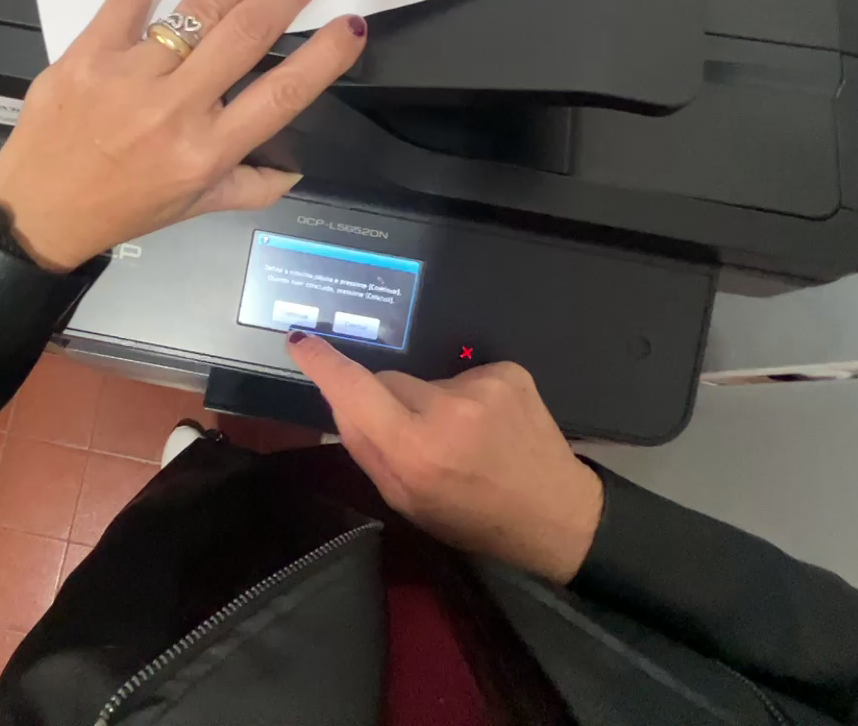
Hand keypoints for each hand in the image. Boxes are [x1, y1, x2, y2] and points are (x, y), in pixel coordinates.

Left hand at [0, 0, 366, 270]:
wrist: (38, 211)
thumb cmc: (120, 209)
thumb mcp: (193, 207)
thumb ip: (249, 186)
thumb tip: (294, 167)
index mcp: (206, 152)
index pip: (281, 95)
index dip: (322, 57)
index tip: (349, 25)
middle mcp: (174, 111)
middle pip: (245, 36)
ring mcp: (129, 77)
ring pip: (196, 11)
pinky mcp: (88, 54)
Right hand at [287, 333, 604, 583]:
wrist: (556, 514)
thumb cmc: (470, 515)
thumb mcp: (404, 499)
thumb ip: (366, 446)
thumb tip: (338, 396)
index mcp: (415, 451)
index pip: (354, 390)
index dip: (323, 363)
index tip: (301, 342)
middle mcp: (447, 411)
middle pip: (387, 379)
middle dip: (389, 400)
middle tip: (417, 436)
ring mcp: (482, 387)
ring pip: (424, 378)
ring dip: (430, 400)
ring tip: (462, 434)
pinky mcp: (508, 372)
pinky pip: (461, 375)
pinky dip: (465, 395)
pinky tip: (487, 423)